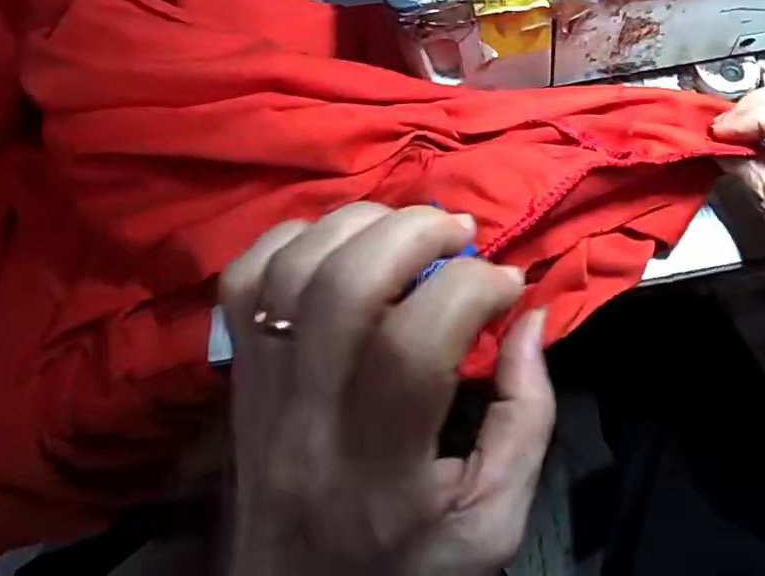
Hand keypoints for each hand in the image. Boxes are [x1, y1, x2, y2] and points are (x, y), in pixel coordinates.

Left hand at [219, 203, 554, 575]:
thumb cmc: (403, 561)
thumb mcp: (489, 521)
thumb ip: (524, 417)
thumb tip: (528, 315)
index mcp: (376, 468)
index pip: (411, 347)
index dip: (470, 289)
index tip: (505, 284)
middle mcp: (305, 416)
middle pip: (343, 287)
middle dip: (410, 233)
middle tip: (456, 230)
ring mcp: (259, 381)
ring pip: (293, 266)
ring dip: (360, 222)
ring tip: (406, 228)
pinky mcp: (236, 361)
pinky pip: (249, 271)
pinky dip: (299, 235)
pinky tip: (342, 245)